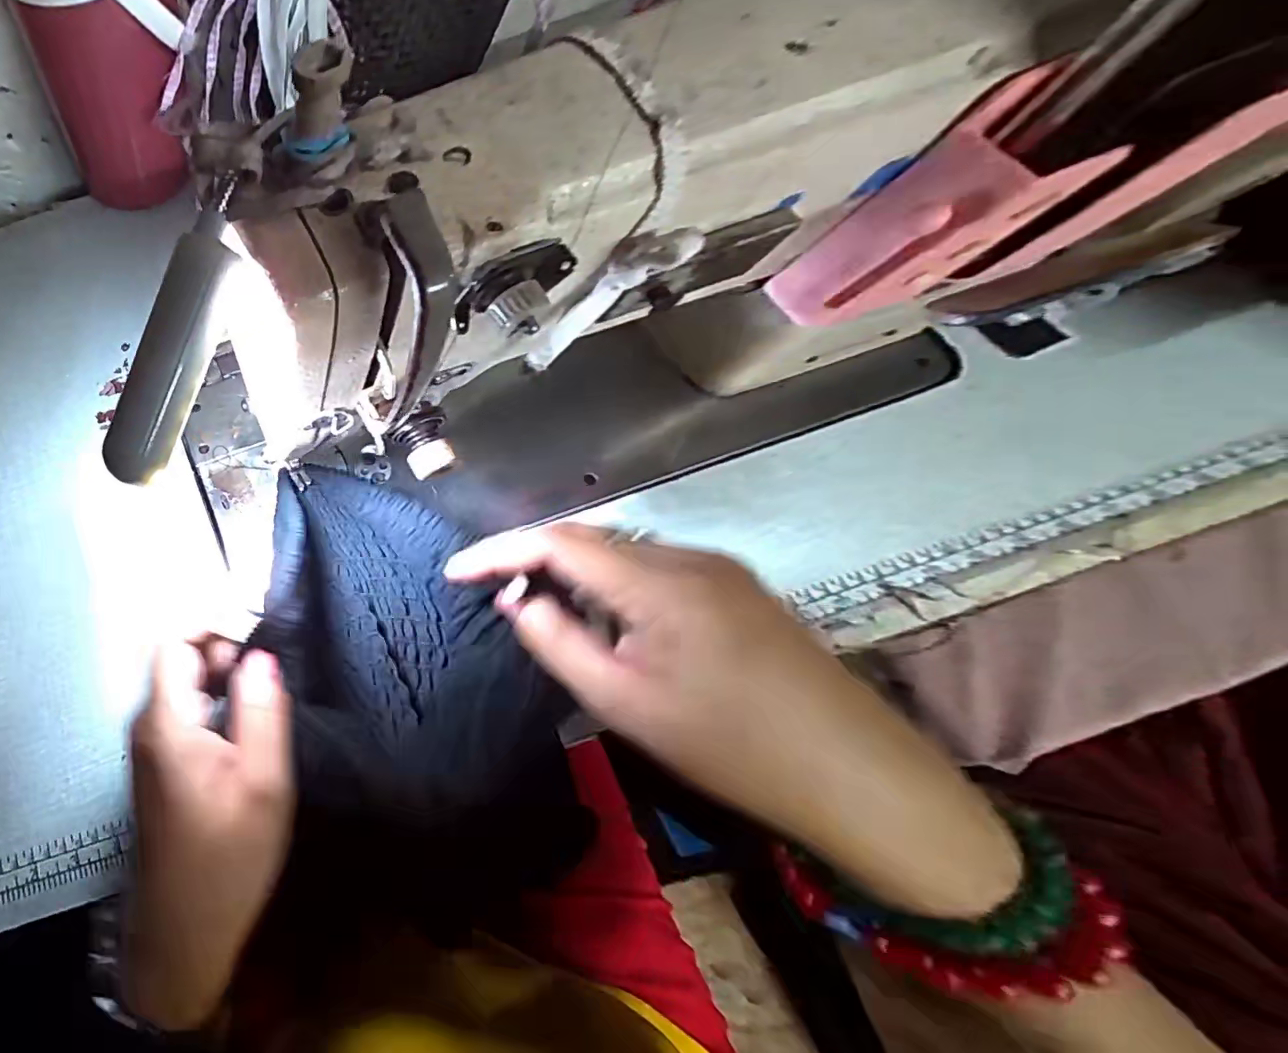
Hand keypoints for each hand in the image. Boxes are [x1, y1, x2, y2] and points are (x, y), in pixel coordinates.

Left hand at [124, 639, 293, 1031]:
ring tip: (263, 695)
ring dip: (222, 676)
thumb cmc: (227, 859)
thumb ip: (262, 710)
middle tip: (268, 672)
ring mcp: (149, 748)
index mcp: (166, 723)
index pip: (174, 642)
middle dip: (223, 650)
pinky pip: (184, 712)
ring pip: (183, 686)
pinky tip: (245, 723)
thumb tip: (261, 655)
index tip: (257, 631)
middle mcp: (147, 727)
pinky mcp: (159, 766)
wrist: (183, 935)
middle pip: (178, 660)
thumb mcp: (263, 782)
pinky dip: (215, 701)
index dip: (212, 624)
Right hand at [447, 525, 1020, 919]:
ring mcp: (719, 567)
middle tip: (493, 590)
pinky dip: (612, 580)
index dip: (498, 550)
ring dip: (573, 568)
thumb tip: (517, 599)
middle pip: (589, 536)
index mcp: (657, 581)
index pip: (557, 540)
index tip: (455, 572)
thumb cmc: (727, 745)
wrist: (858, 776)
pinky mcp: (738, 586)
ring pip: (622, 550)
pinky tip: (608, 616)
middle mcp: (688, 556)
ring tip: (543, 603)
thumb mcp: (622, 701)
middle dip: (533, 556)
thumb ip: (556, 641)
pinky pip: (654, 567)